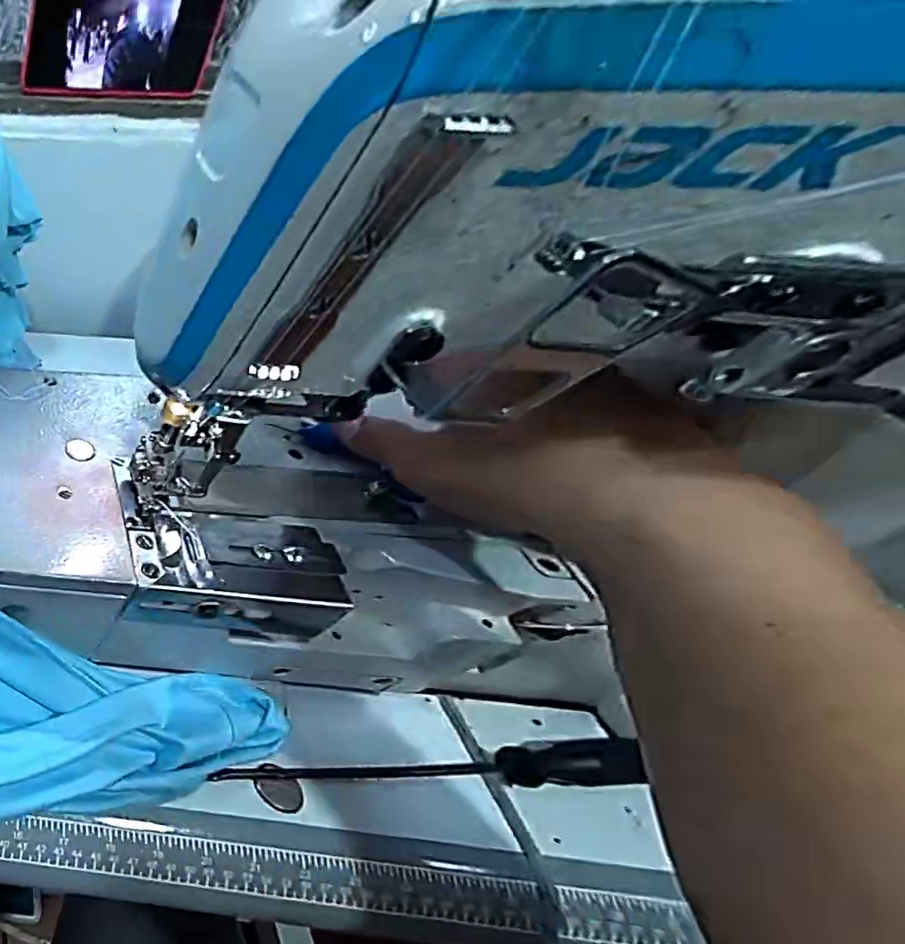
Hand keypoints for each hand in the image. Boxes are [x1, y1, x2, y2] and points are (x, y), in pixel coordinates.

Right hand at [340, 370, 747, 548]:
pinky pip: (601, 428)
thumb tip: (342, 427)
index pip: (451, 366)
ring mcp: (623, 397)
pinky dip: (576, 442)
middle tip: (456, 430)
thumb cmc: (526, 475)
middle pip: (507, 379)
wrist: (647, 512)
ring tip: (507, 452)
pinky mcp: (665, 432)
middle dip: (477, 400)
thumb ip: (385, 443)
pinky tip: (563, 471)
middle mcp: (568, 368)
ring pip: (557, 401)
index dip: (424, 387)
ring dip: (529, 419)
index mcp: (510, 367)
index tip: (411, 405)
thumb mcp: (434, 465)